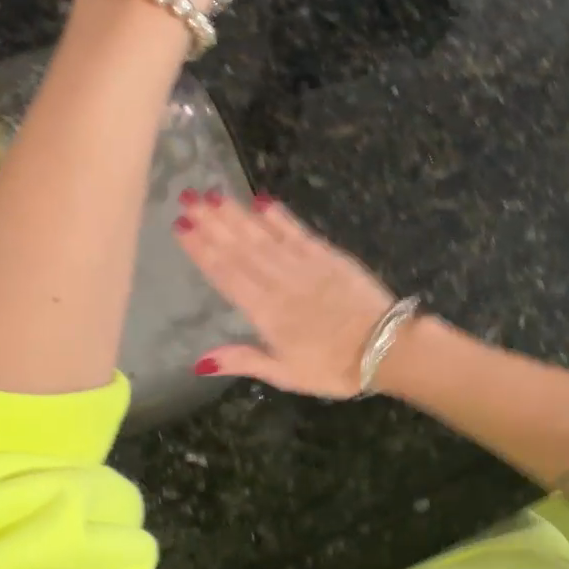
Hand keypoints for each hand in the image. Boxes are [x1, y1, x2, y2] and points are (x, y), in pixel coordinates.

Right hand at [174, 192, 397, 398]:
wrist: (386, 348)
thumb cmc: (336, 368)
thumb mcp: (287, 375)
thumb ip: (245, 361)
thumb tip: (200, 361)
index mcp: (267, 314)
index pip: (227, 275)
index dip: (203, 250)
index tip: (181, 225)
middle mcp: (281, 284)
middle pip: (241, 249)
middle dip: (213, 223)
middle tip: (189, 197)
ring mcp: (307, 266)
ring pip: (265, 236)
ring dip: (238, 215)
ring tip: (215, 194)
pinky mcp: (331, 257)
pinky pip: (300, 232)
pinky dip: (281, 217)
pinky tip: (263, 202)